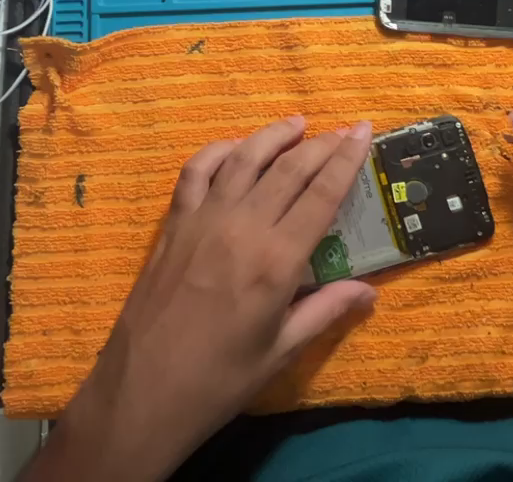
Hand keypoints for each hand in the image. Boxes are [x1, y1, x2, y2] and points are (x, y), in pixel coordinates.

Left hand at [26, 117, 377, 481]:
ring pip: (244, 158)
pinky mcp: (175, 221)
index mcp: (276, 261)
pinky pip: (197, 171)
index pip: (322, 195)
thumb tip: (370, 291)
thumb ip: (326, 311)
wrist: (142, 390)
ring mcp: (204, 219)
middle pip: (289, 169)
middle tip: (344, 128)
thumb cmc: (218, 380)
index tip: (362, 131)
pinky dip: (219, 151)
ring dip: (273, 135)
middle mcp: (242, 227)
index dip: (346, 159)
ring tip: (297, 123)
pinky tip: (236, 148)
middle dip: (321, 144)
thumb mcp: (280, 353)